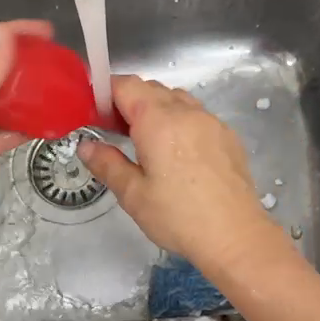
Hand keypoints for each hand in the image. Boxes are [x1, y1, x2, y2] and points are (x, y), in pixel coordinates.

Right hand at [78, 75, 284, 274]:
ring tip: (143, 143)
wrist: (233, 235)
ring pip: (176, 99)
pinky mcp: (226, 136)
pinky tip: (174, 154)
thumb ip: (107, 164)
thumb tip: (86, 146)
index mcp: (158, 121)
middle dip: (128, 102)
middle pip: (151, 88)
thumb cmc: (177, 216)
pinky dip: (177, 122)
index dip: (105, 93)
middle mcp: (186, 111)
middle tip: (112, 132)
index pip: (126, 85)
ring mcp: (211, 121)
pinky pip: (195, 116)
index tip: (93, 115)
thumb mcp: (132, 195)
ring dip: (154, 110)